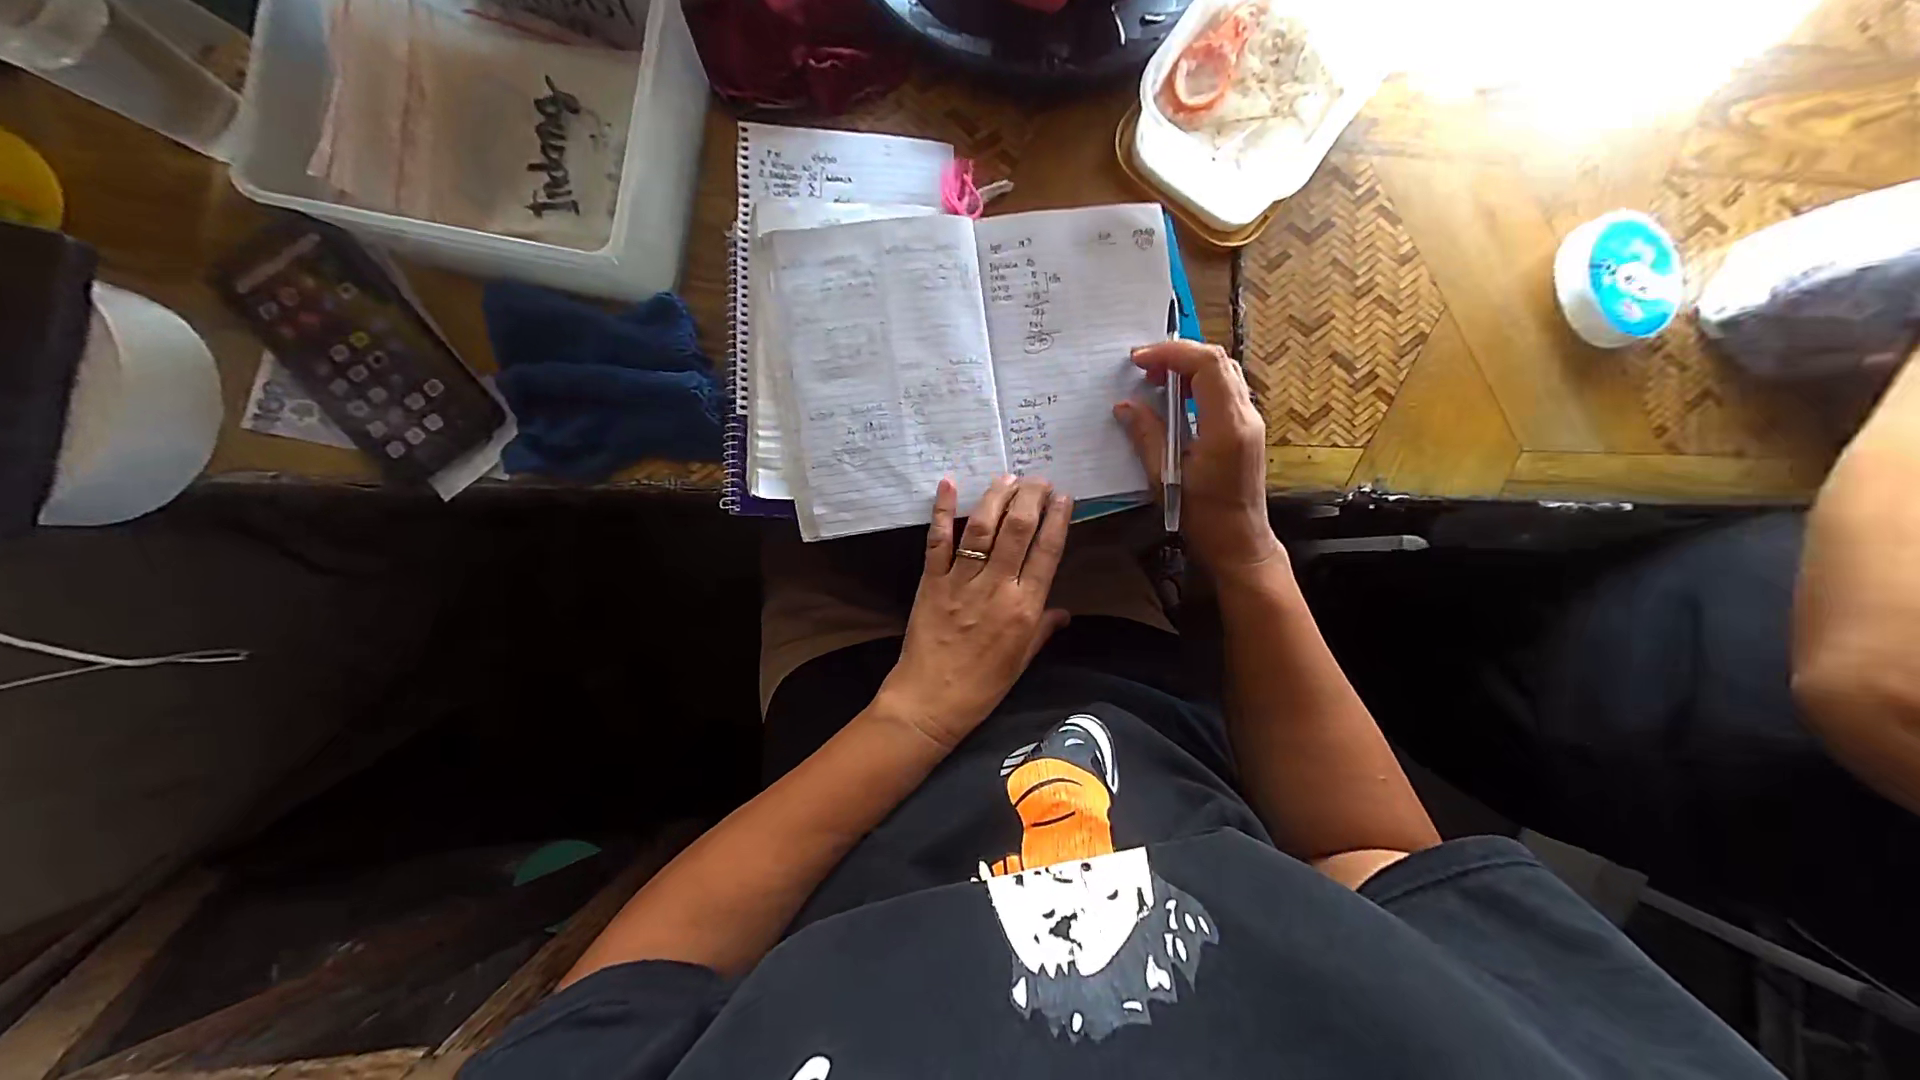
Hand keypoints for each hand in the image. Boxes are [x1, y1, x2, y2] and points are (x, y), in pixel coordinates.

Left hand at [876, 474, 1071, 751]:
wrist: (931, 701)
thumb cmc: (982, 686)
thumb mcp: (1022, 660)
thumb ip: (1043, 629)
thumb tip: (1064, 611)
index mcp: (1025, 608)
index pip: (1047, 552)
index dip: (1058, 519)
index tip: (1064, 497)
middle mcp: (997, 588)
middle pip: (1018, 530)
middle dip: (1031, 497)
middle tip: (1038, 479)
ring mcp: (962, 581)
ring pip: (983, 528)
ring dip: (996, 497)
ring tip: (1008, 476)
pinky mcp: (932, 581)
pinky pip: (939, 540)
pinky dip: (943, 510)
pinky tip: (950, 484)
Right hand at [1114, 339, 1283, 578]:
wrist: (1239, 542)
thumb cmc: (1203, 517)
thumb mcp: (1166, 477)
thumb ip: (1146, 436)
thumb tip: (1125, 405)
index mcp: (1226, 426)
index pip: (1206, 365)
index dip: (1171, 353)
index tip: (1139, 360)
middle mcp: (1245, 417)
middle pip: (1218, 362)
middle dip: (1178, 356)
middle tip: (1144, 369)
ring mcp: (1250, 422)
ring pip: (1224, 373)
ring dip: (1189, 368)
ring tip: (1156, 382)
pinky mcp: (1246, 430)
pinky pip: (1225, 391)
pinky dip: (1198, 384)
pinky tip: (1175, 401)